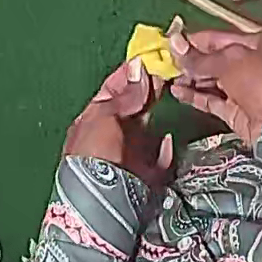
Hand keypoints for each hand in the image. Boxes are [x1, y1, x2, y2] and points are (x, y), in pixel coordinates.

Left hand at [65, 58, 174, 184]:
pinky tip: (168, 141)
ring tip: (169, 94)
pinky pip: (159, 159)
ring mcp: (127, 156)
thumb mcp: (104, 117)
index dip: (128, 76)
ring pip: (148, 130)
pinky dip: (166, 151)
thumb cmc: (92, 155)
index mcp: (92, 121)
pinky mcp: (143, 176)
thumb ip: (125, 95)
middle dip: (147, 91)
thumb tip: (139, 69)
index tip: (146, 60)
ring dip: (158, 114)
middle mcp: (110, 137)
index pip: (112, 92)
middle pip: (132, 109)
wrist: (98, 200)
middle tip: (164, 73)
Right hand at [168, 29, 261, 146]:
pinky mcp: (235, 111)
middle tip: (166, 63)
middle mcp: (248, 65)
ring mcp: (242, 89)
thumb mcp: (229, 61)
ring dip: (190, 79)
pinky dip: (194, 96)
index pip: (218, 38)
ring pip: (211, 81)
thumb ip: (200, 57)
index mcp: (254, 43)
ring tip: (168, 78)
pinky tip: (178, 91)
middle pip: (214, 60)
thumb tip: (174, 42)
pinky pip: (211, 100)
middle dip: (190, 61)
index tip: (171, 43)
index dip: (194, 41)